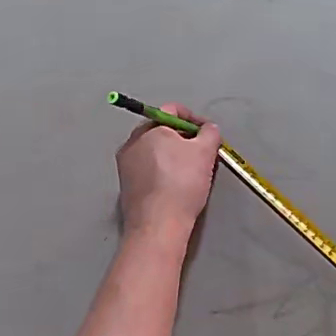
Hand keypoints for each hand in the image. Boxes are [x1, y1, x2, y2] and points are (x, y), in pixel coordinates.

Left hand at [116, 103, 220, 242]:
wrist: (158, 224)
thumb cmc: (181, 183)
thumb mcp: (205, 152)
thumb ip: (209, 133)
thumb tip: (208, 129)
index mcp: (148, 129)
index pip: (172, 111)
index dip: (194, 119)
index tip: (208, 134)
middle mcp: (132, 143)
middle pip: (162, 131)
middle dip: (184, 139)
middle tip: (202, 153)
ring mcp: (126, 165)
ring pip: (155, 152)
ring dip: (174, 156)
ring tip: (192, 172)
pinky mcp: (126, 186)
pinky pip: (148, 170)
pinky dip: (163, 173)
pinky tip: (177, 187)